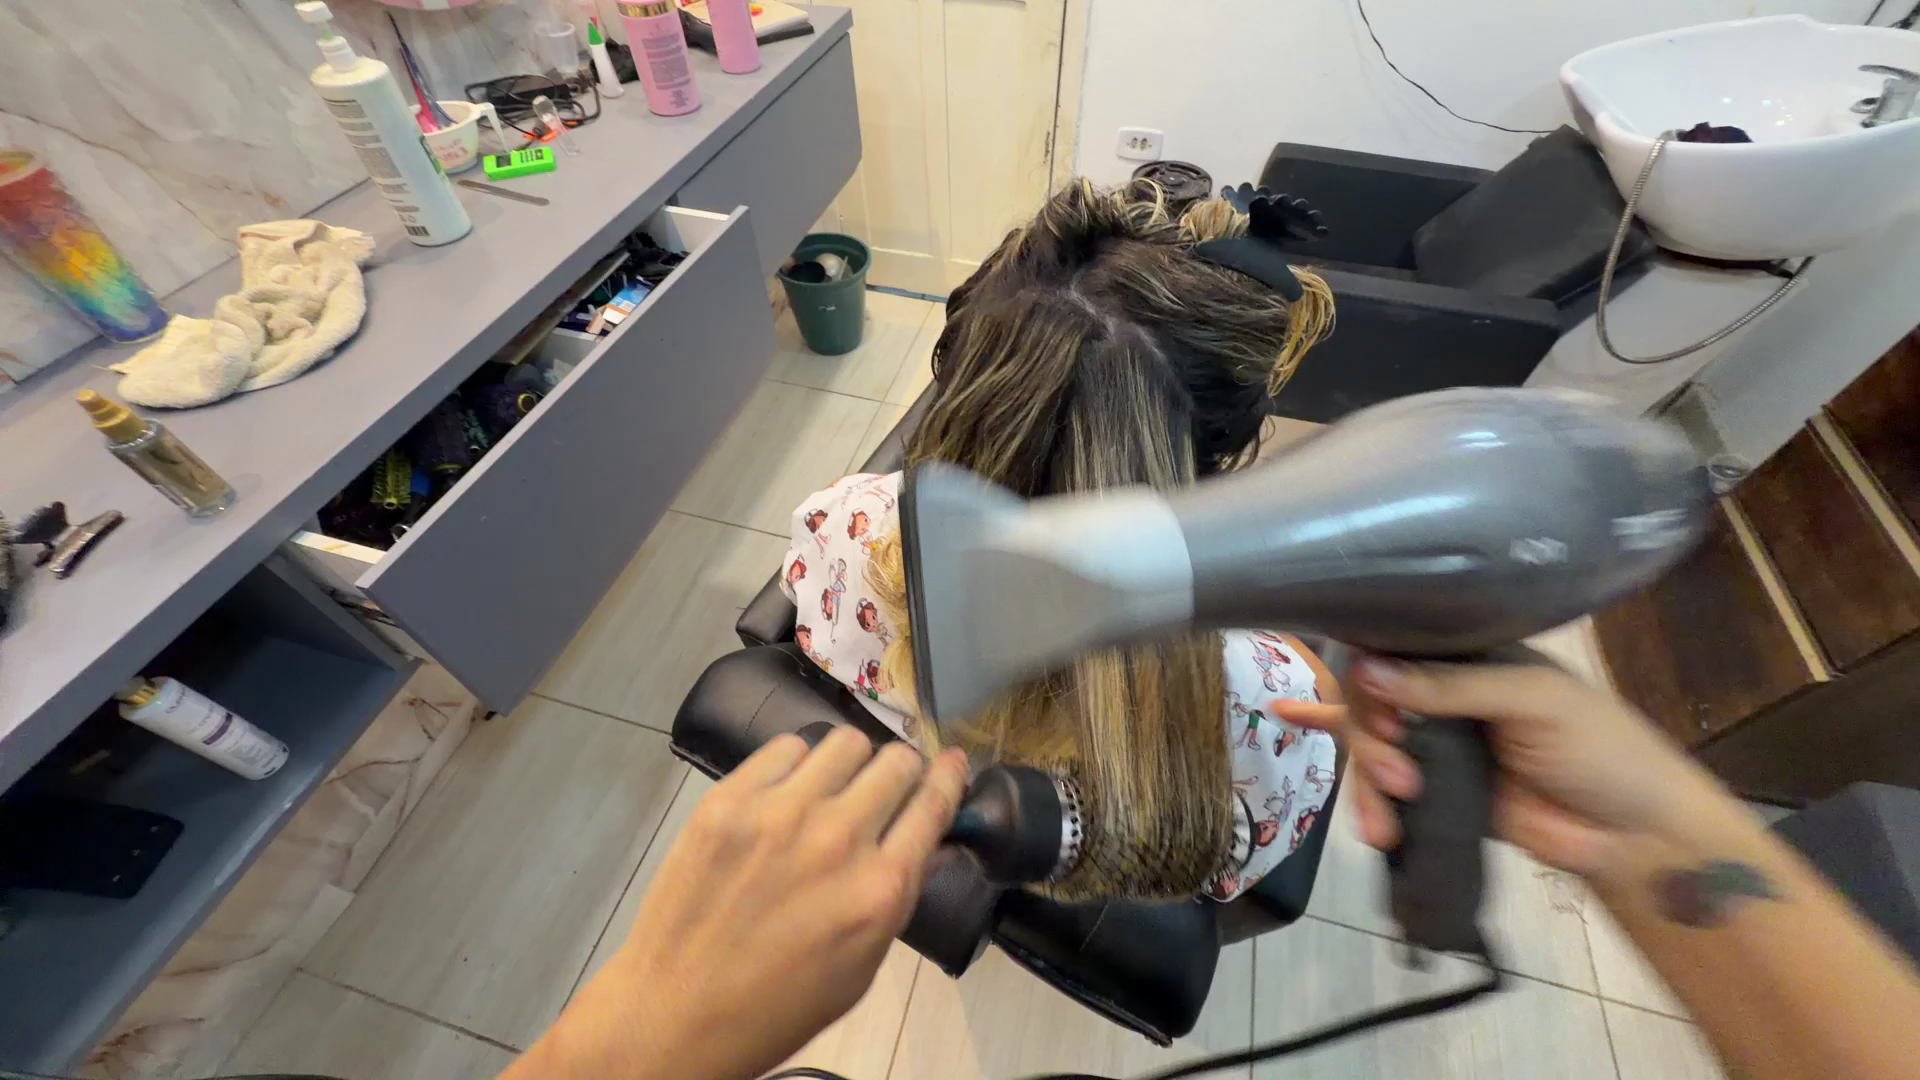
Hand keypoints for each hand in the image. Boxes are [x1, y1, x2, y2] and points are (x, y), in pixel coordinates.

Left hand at [543, 729, 968, 1079]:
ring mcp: (780, 812)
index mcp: (879, 890)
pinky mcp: (730, 798)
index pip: (934, 803)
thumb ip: (903, 890)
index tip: (953, 762)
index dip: (950, 776)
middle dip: (903, 770)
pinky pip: (788, 746)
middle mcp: (838, 839)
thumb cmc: (780, 1002)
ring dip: (852, 763)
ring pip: (847, 741)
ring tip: (833, 787)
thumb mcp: (864, 962)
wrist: (673, 1014)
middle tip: (887, 786)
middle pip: (897, 761)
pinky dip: (798, 764)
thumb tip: (934, 835)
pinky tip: (786, 793)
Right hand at [1270, 658, 1726, 882]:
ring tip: (1394, 811)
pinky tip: (1377, 831)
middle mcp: (1435, 697)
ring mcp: (1430, 747)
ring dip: (1368, 779)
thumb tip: (1364, 669)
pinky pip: (1381, 793)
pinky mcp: (1430, 794)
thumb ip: (1450, 685)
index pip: (1388, 651)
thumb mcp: (1533, 700)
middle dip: (1370, 740)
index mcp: (1461, 660)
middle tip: (1400, 776)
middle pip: (1366, 702)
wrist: (1641, 841)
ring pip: (1366, 748)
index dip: (1368, 678)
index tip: (1381, 715)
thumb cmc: (1602, 750)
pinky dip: (1372, 810)